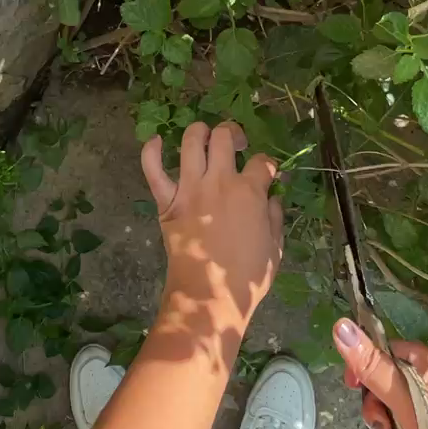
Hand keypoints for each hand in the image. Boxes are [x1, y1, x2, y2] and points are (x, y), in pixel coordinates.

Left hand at [140, 121, 283, 338]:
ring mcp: (190, 188)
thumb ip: (275, 216)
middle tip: (236, 145)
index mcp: (249, 191)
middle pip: (225, 137)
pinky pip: (153, 168)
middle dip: (233, 134)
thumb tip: (274, 196)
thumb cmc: (247, 277)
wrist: (209, 296)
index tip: (268, 173)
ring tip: (206, 138)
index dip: (268, 165)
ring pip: (192, 140)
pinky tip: (158, 141)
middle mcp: (219, 181)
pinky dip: (152, 151)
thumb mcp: (275, 247)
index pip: (263, 162)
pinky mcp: (167, 200)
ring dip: (200, 132)